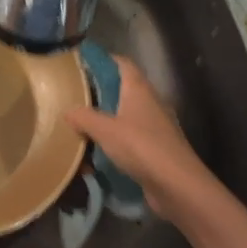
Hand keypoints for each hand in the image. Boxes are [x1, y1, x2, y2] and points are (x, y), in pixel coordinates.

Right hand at [64, 54, 218, 220]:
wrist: (178, 187)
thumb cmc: (142, 147)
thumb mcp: (104, 130)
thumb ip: (83, 117)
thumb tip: (68, 111)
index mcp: (139, 90)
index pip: (122, 63)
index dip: (104, 60)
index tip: (82, 63)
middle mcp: (151, 103)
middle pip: (124, 89)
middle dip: (101, 91)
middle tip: (75, 95)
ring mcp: (157, 127)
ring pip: (128, 115)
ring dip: (108, 118)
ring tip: (83, 124)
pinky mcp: (158, 150)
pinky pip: (132, 138)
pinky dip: (116, 141)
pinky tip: (99, 152)